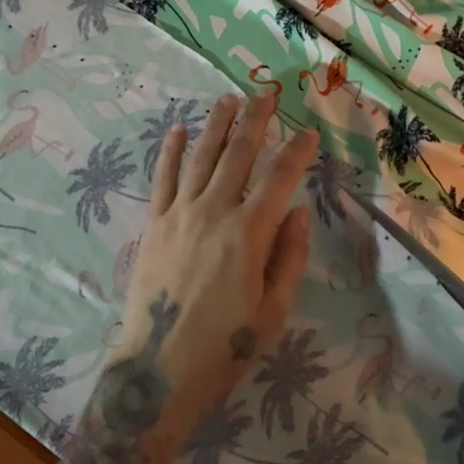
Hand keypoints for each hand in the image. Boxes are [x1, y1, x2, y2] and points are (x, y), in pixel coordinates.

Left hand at [31, 92, 316, 463]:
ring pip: (200, 157)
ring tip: (228, 99)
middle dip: (255, 120)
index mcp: (248, 234)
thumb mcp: (272, 312)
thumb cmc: (224, 349)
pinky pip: (162, 178)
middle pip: (238, 154)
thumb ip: (288, 257)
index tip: (309, 131)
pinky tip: (178, 130)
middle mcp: (213, 212)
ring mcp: (178, 214)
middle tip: (266, 92)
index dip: (296, 151)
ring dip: (216, 125)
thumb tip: (296, 210)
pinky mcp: (154, 224)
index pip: (278, 178)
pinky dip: (170, 151)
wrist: (156, 372)